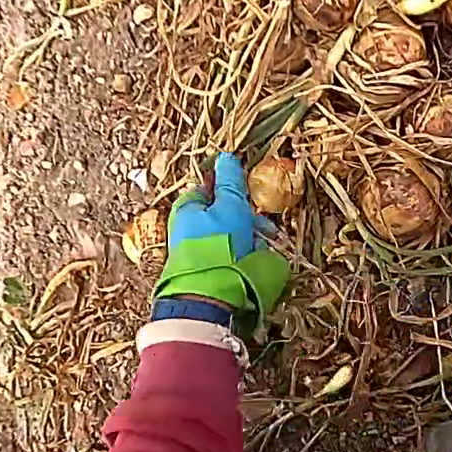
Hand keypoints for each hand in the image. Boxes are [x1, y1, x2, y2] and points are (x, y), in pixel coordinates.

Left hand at [153, 153, 288, 323]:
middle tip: (263, 226)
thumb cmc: (218, 245)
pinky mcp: (209, 268)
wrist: (210, 296)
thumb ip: (230, 182)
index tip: (250, 197)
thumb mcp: (230, 207)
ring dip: (251, 237)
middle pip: (226, 210)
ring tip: (261, 249)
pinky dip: (245, 254)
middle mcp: (189, 226)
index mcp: (188, 207)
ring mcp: (198, 249)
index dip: (233, 189)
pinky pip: (233, 253)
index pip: (213, 187)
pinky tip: (254, 261)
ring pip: (233, 232)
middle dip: (247, 216)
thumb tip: (227, 155)